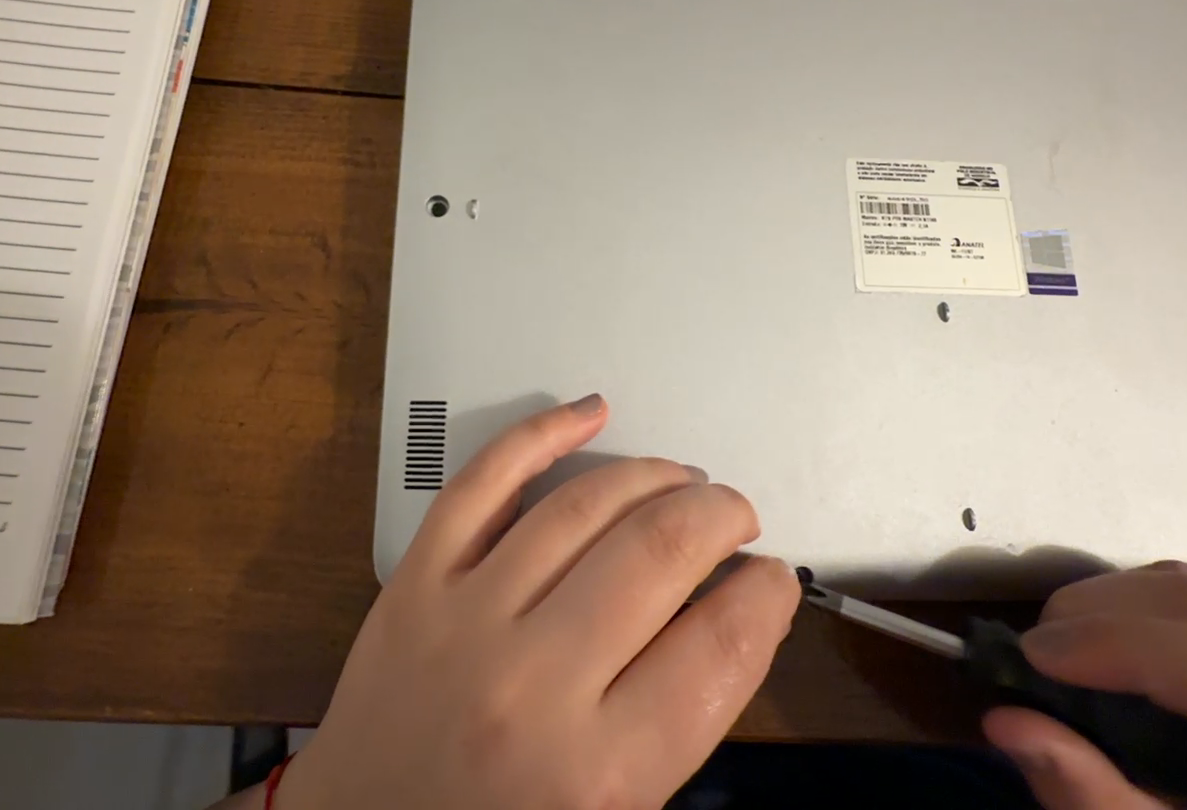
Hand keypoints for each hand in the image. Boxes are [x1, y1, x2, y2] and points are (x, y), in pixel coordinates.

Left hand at [272, 395, 800, 809]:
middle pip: (658, 553)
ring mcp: (466, 619)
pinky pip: (485, 481)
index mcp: (599, 770)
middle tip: (732, 515)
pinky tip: (589, 415)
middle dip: (718, 516)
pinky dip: (542, 434)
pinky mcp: (417, 580)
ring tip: (682, 480)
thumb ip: (682, 715)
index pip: (719, 647)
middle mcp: (533, 684)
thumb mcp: (617, 805)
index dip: (765, 595)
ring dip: (652, 476)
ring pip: (584, 506)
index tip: (769, 575)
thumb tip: (739, 610)